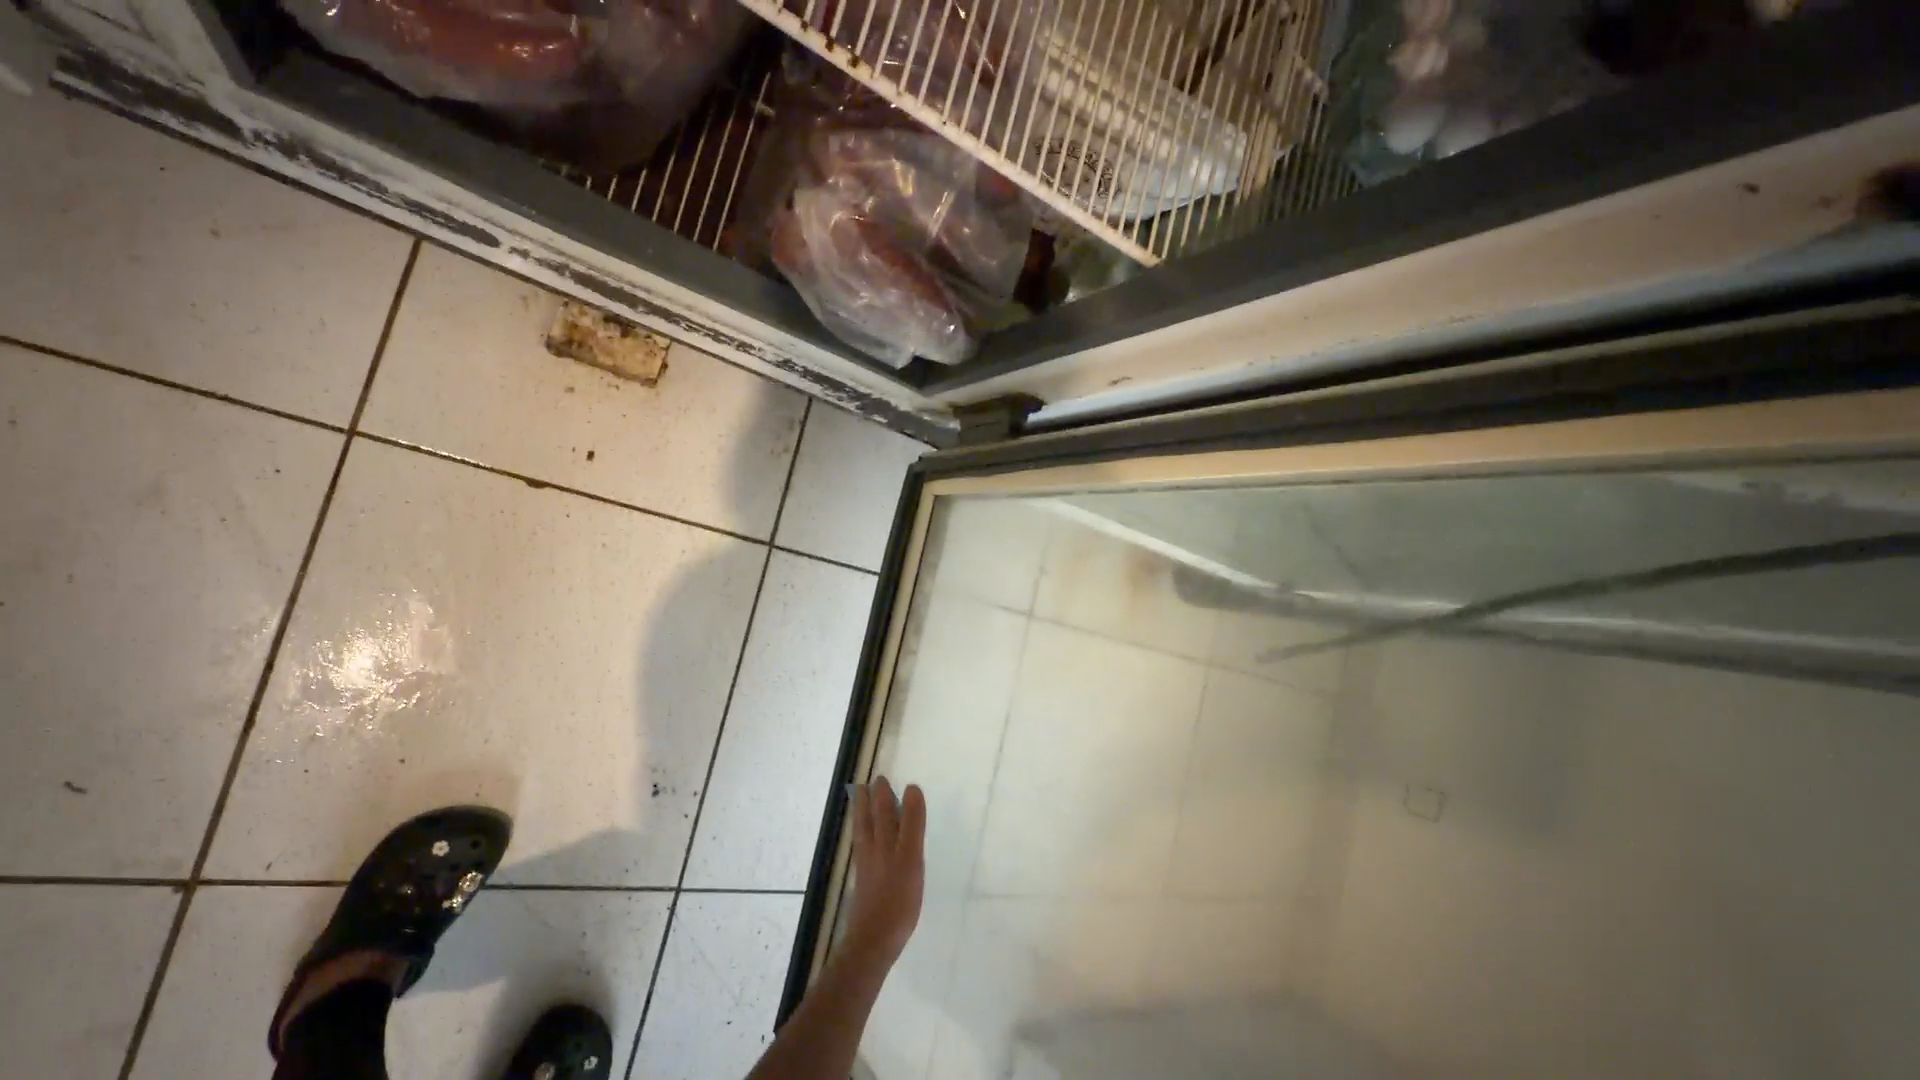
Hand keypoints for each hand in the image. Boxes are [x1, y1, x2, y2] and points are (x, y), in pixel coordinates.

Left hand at [843, 777, 924, 964]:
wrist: (874, 940)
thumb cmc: (899, 901)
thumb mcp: (912, 860)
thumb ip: (912, 825)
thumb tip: (911, 791)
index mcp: (889, 844)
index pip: (891, 813)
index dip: (893, 797)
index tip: (893, 781)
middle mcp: (875, 851)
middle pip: (871, 819)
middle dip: (872, 800)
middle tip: (873, 782)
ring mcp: (868, 867)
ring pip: (863, 832)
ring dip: (863, 813)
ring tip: (861, 799)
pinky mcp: (864, 882)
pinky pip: (862, 847)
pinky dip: (862, 834)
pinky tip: (864, 837)